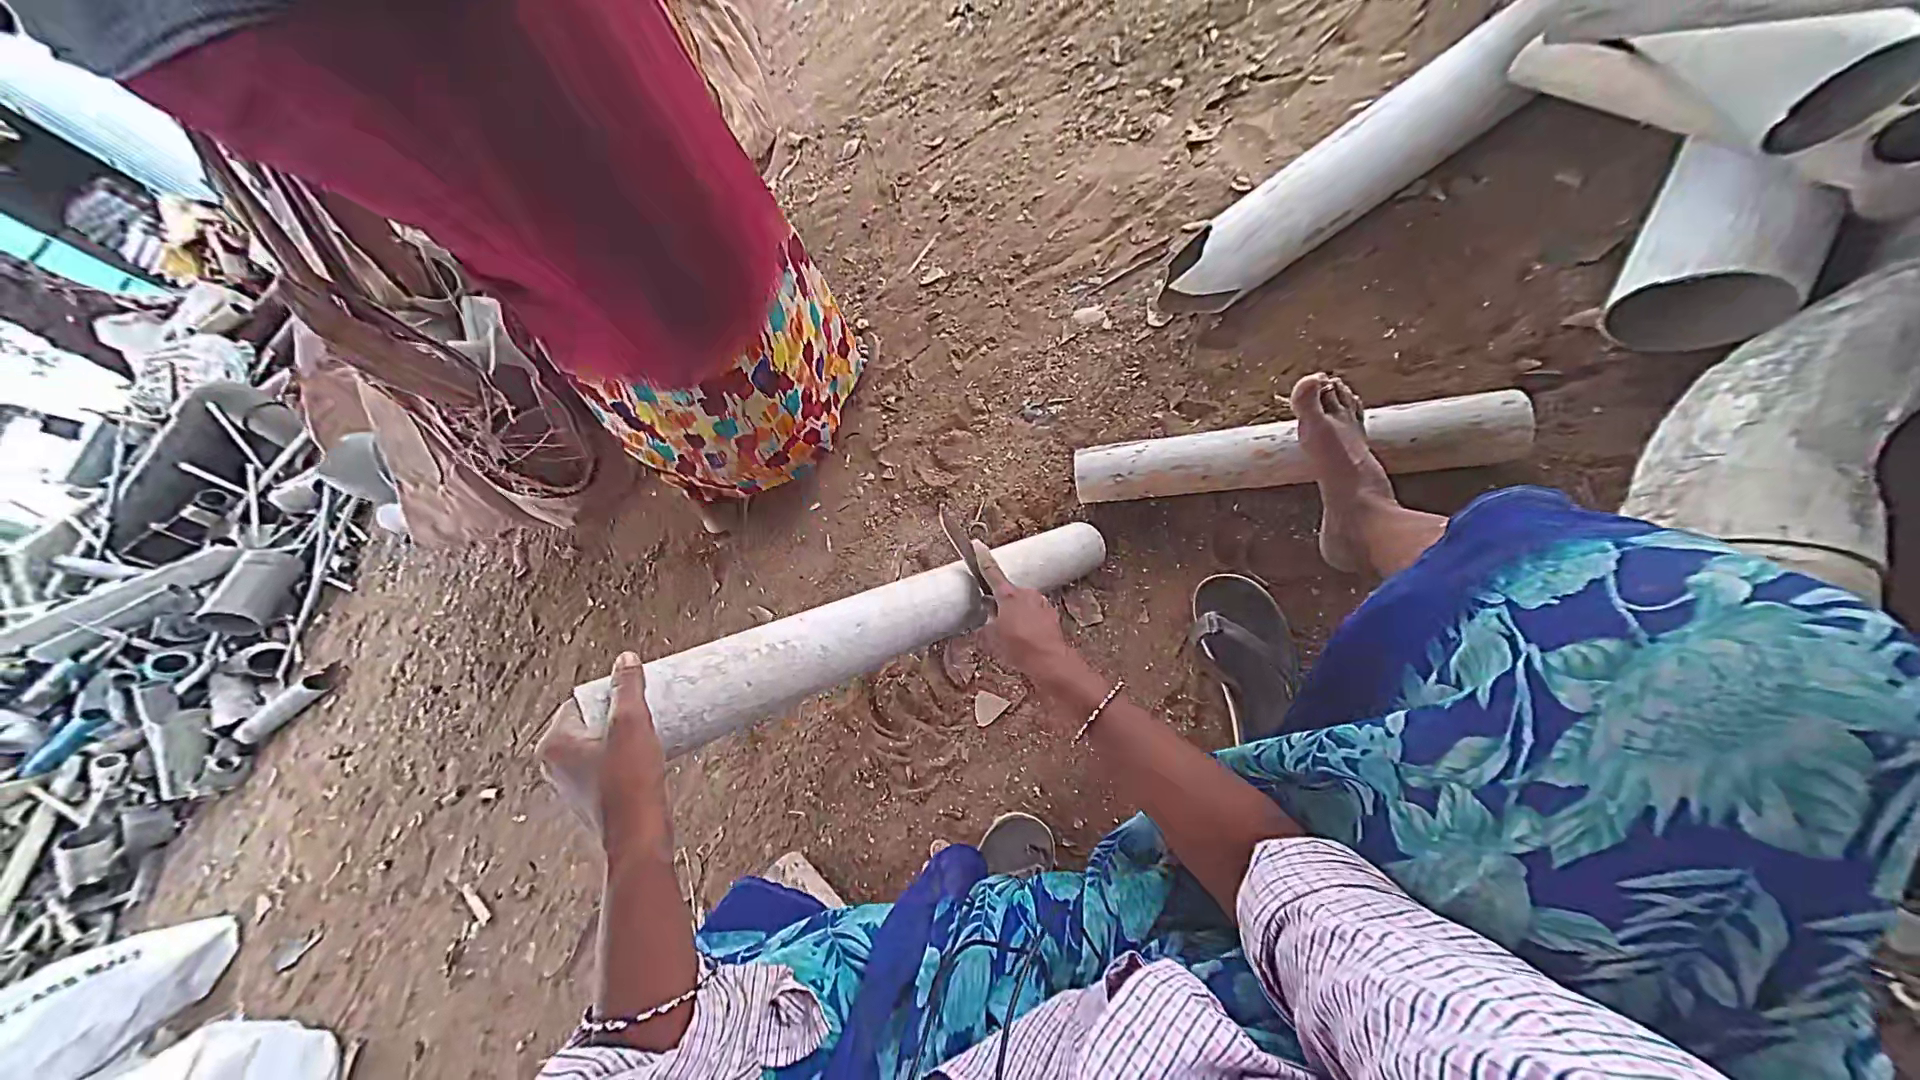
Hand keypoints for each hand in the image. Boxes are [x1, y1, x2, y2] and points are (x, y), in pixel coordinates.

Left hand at [538, 652, 670, 849]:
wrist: (640, 834)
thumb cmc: (629, 784)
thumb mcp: (632, 723)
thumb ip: (627, 688)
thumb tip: (625, 661)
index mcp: (554, 745)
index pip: (582, 702)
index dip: (612, 695)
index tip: (635, 696)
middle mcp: (555, 765)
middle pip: (593, 721)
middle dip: (620, 715)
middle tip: (646, 713)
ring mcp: (573, 783)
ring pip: (602, 743)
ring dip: (625, 736)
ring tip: (651, 733)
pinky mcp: (594, 795)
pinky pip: (610, 762)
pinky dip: (627, 755)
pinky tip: (649, 756)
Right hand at [974, 541, 1074, 676]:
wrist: (1049, 661)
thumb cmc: (1019, 648)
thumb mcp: (992, 636)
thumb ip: (987, 621)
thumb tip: (989, 615)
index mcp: (1008, 595)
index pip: (992, 572)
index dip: (983, 558)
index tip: (978, 544)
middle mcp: (1026, 594)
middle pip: (1009, 594)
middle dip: (1002, 606)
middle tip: (999, 626)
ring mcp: (1041, 603)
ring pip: (1023, 605)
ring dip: (1018, 616)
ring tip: (1015, 638)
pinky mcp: (1051, 615)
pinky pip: (1035, 615)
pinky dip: (1030, 624)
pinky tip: (1028, 640)